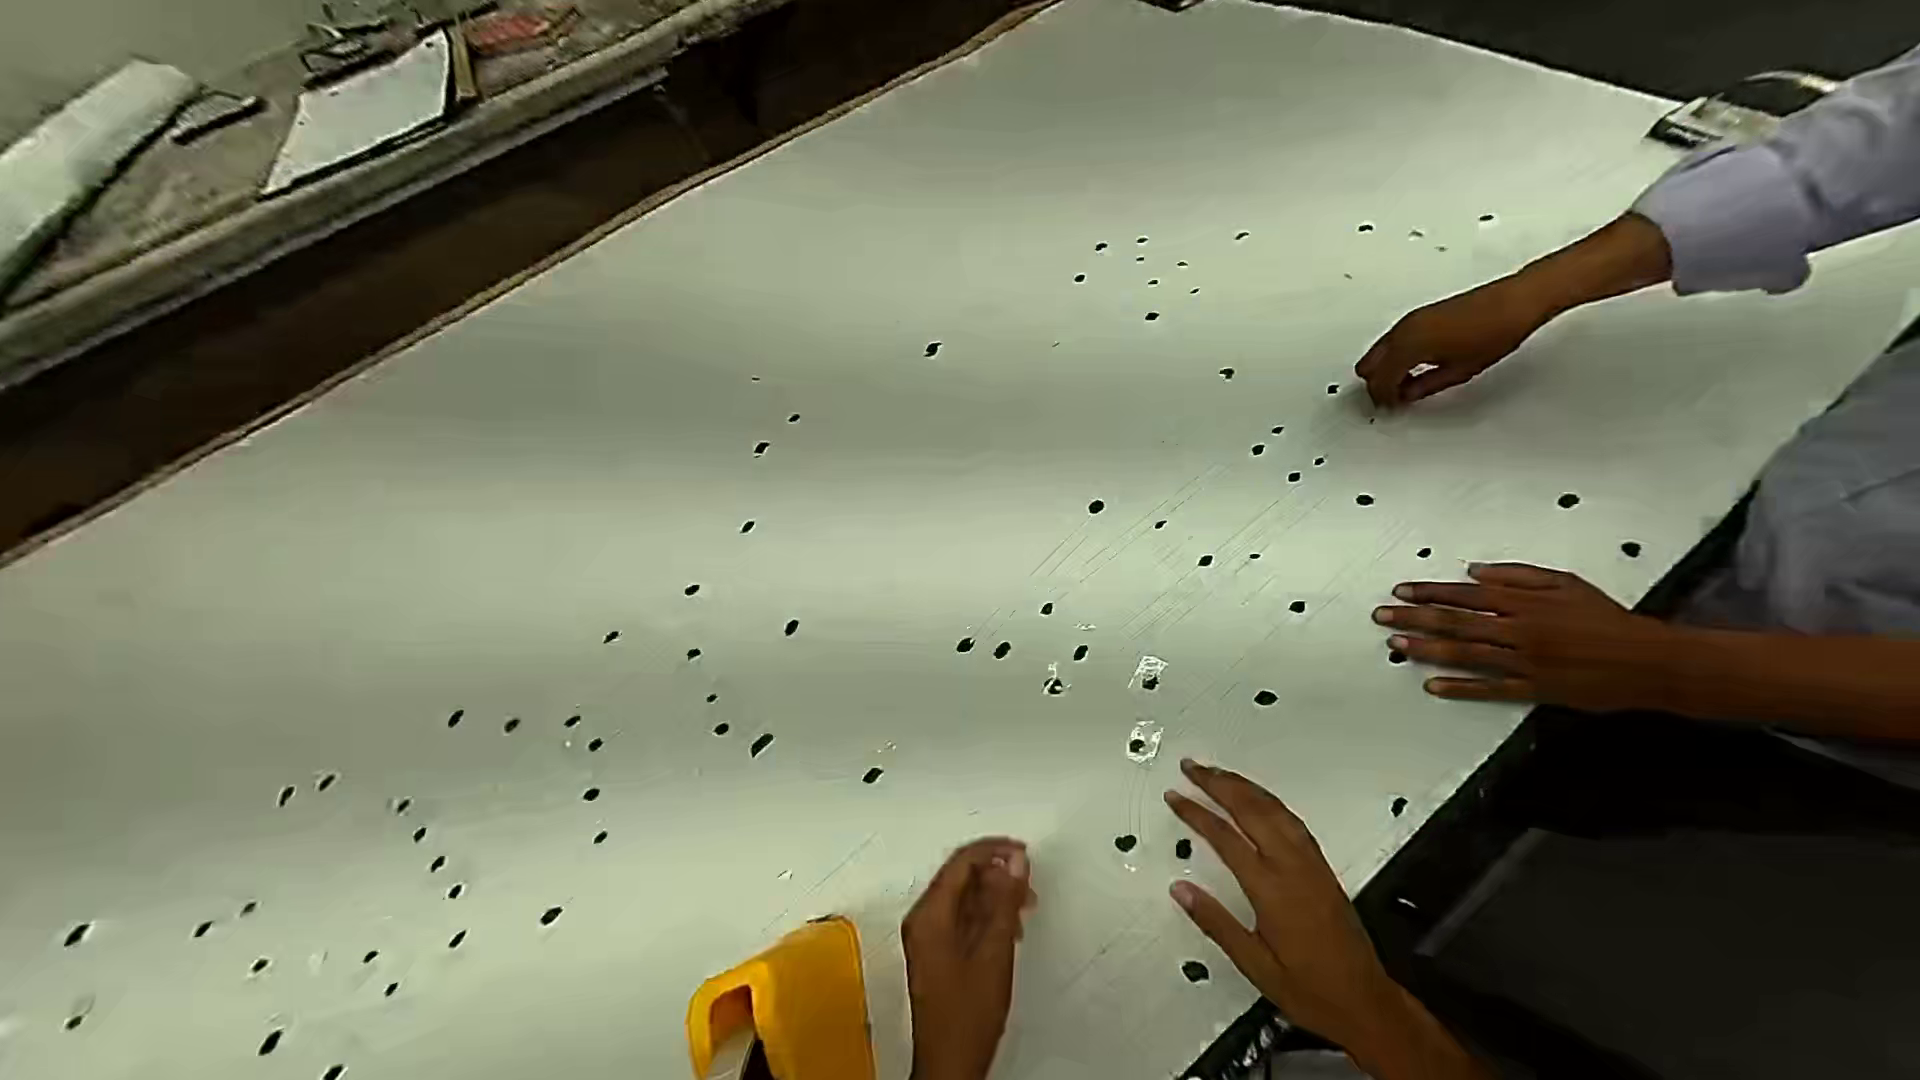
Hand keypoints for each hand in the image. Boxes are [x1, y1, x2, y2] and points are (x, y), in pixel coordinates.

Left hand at [903, 837, 1034, 1079]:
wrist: (951, 1065)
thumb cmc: (967, 1017)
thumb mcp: (995, 952)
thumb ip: (1005, 901)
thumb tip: (1016, 862)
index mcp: (929, 914)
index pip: (961, 861)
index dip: (993, 850)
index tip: (1019, 851)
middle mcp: (923, 919)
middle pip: (961, 876)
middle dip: (996, 873)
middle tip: (1025, 879)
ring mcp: (928, 935)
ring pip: (964, 895)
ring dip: (994, 894)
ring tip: (1023, 904)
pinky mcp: (937, 949)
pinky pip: (962, 915)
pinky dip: (986, 913)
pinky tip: (1008, 925)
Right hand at [1163, 760, 1401, 1051]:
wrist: (1368, 1004)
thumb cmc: (1308, 988)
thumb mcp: (1254, 965)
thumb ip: (1215, 922)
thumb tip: (1179, 888)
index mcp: (1270, 889)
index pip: (1224, 837)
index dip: (1195, 812)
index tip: (1174, 796)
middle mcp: (1292, 867)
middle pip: (1250, 810)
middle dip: (1217, 783)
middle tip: (1191, 767)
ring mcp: (1310, 862)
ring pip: (1273, 808)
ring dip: (1243, 785)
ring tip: (1217, 772)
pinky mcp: (1322, 866)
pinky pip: (1291, 819)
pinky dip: (1268, 799)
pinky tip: (1257, 796)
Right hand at [1354, 275, 1556, 407]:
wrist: (1518, 300)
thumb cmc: (1494, 332)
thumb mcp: (1458, 371)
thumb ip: (1424, 387)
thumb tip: (1406, 395)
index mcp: (1408, 347)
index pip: (1379, 381)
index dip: (1383, 398)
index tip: (1390, 408)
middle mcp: (1402, 332)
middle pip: (1367, 365)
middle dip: (1376, 384)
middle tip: (1392, 397)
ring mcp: (1408, 322)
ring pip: (1376, 353)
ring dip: (1384, 369)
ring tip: (1405, 383)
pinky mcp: (1418, 316)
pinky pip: (1390, 341)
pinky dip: (1393, 356)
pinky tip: (1413, 365)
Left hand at [1375, 562, 1678, 710]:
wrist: (1657, 662)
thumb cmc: (1608, 619)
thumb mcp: (1566, 584)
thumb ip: (1518, 576)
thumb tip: (1473, 571)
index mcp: (1525, 604)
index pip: (1464, 595)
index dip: (1428, 592)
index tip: (1400, 591)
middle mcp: (1519, 630)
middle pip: (1455, 622)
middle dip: (1413, 617)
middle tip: (1382, 616)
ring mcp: (1526, 662)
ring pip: (1465, 653)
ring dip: (1426, 649)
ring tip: (1395, 645)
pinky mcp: (1536, 688)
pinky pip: (1491, 689)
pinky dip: (1460, 687)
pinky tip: (1433, 686)